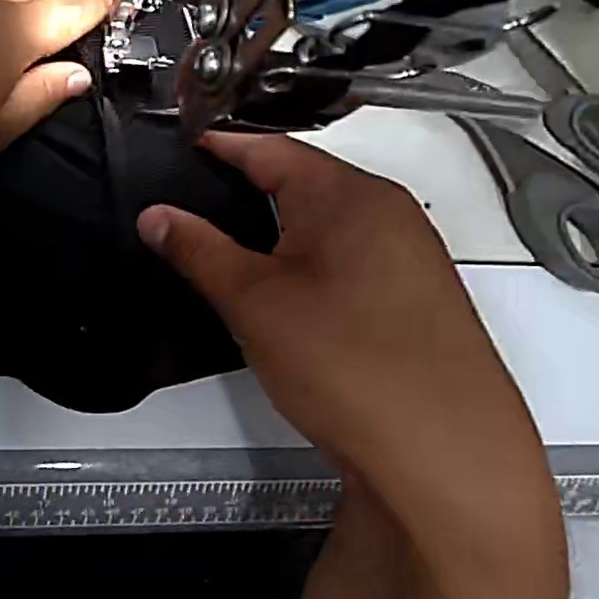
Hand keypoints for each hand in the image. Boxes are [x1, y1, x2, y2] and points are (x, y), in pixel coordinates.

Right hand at [134, 133, 525, 451]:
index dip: (218, 143)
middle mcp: (389, 213)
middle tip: (193, 196)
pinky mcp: (412, 297)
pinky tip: (280, 291)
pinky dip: (304, 260)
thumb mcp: (253, 301)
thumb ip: (197, 249)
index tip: (181, 141)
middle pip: (300, 180)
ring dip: (275, 227)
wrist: (442, 456)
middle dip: (243, 184)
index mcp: (350, 195)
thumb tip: (156, 216)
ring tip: (226, 244)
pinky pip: (345, 257)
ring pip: (323, 222)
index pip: (269, 147)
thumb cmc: (352, 365)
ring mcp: (408, 256)